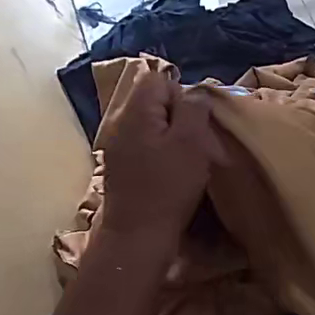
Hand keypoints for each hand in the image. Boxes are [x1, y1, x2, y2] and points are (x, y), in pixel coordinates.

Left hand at [95, 66, 222, 246]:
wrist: (138, 235)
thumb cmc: (169, 187)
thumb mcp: (192, 143)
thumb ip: (194, 110)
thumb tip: (195, 93)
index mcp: (135, 111)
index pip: (158, 79)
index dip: (182, 96)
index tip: (197, 124)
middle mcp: (119, 123)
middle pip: (152, 101)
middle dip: (178, 117)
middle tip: (196, 143)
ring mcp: (117, 146)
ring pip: (150, 125)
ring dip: (172, 137)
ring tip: (187, 160)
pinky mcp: (121, 167)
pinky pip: (145, 145)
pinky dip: (161, 153)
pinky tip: (172, 173)